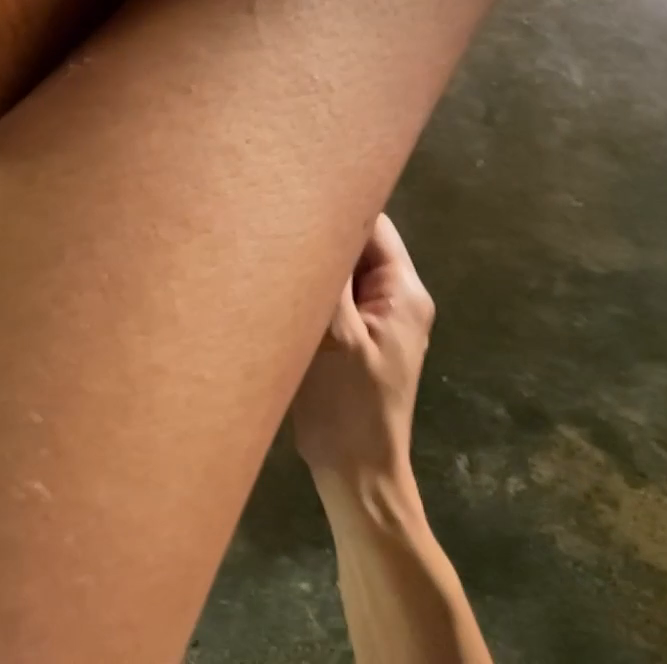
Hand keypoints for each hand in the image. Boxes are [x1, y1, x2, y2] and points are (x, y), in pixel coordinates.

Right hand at [289, 215, 434, 484]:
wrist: (355, 476)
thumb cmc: (348, 406)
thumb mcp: (336, 337)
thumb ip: (328, 279)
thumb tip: (309, 222)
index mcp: (403, 292)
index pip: (373, 224)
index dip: (335, 204)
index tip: (289, 191)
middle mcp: (394, 300)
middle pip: (353, 247)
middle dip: (313, 236)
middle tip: (266, 222)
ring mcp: (372, 323)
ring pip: (336, 274)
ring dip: (306, 266)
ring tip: (263, 251)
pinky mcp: (350, 342)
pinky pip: (326, 301)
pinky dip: (303, 293)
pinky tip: (272, 291)